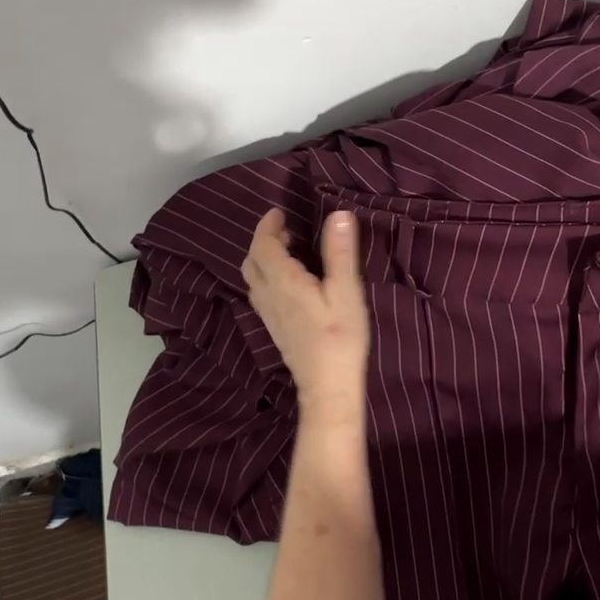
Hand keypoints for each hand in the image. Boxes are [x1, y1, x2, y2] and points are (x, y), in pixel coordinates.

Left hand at [241, 209, 370, 420]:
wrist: (328, 387)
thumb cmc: (340, 338)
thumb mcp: (347, 292)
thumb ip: (340, 253)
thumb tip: (338, 215)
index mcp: (283, 283)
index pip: (263, 246)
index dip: (268, 226)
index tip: (280, 212)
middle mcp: (268, 297)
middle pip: (252, 262)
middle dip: (264, 241)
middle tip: (287, 230)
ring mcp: (269, 316)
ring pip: (254, 280)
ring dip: (264, 259)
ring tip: (289, 252)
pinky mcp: (275, 329)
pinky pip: (261, 295)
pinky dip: (268, 278)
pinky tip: (290, 283)